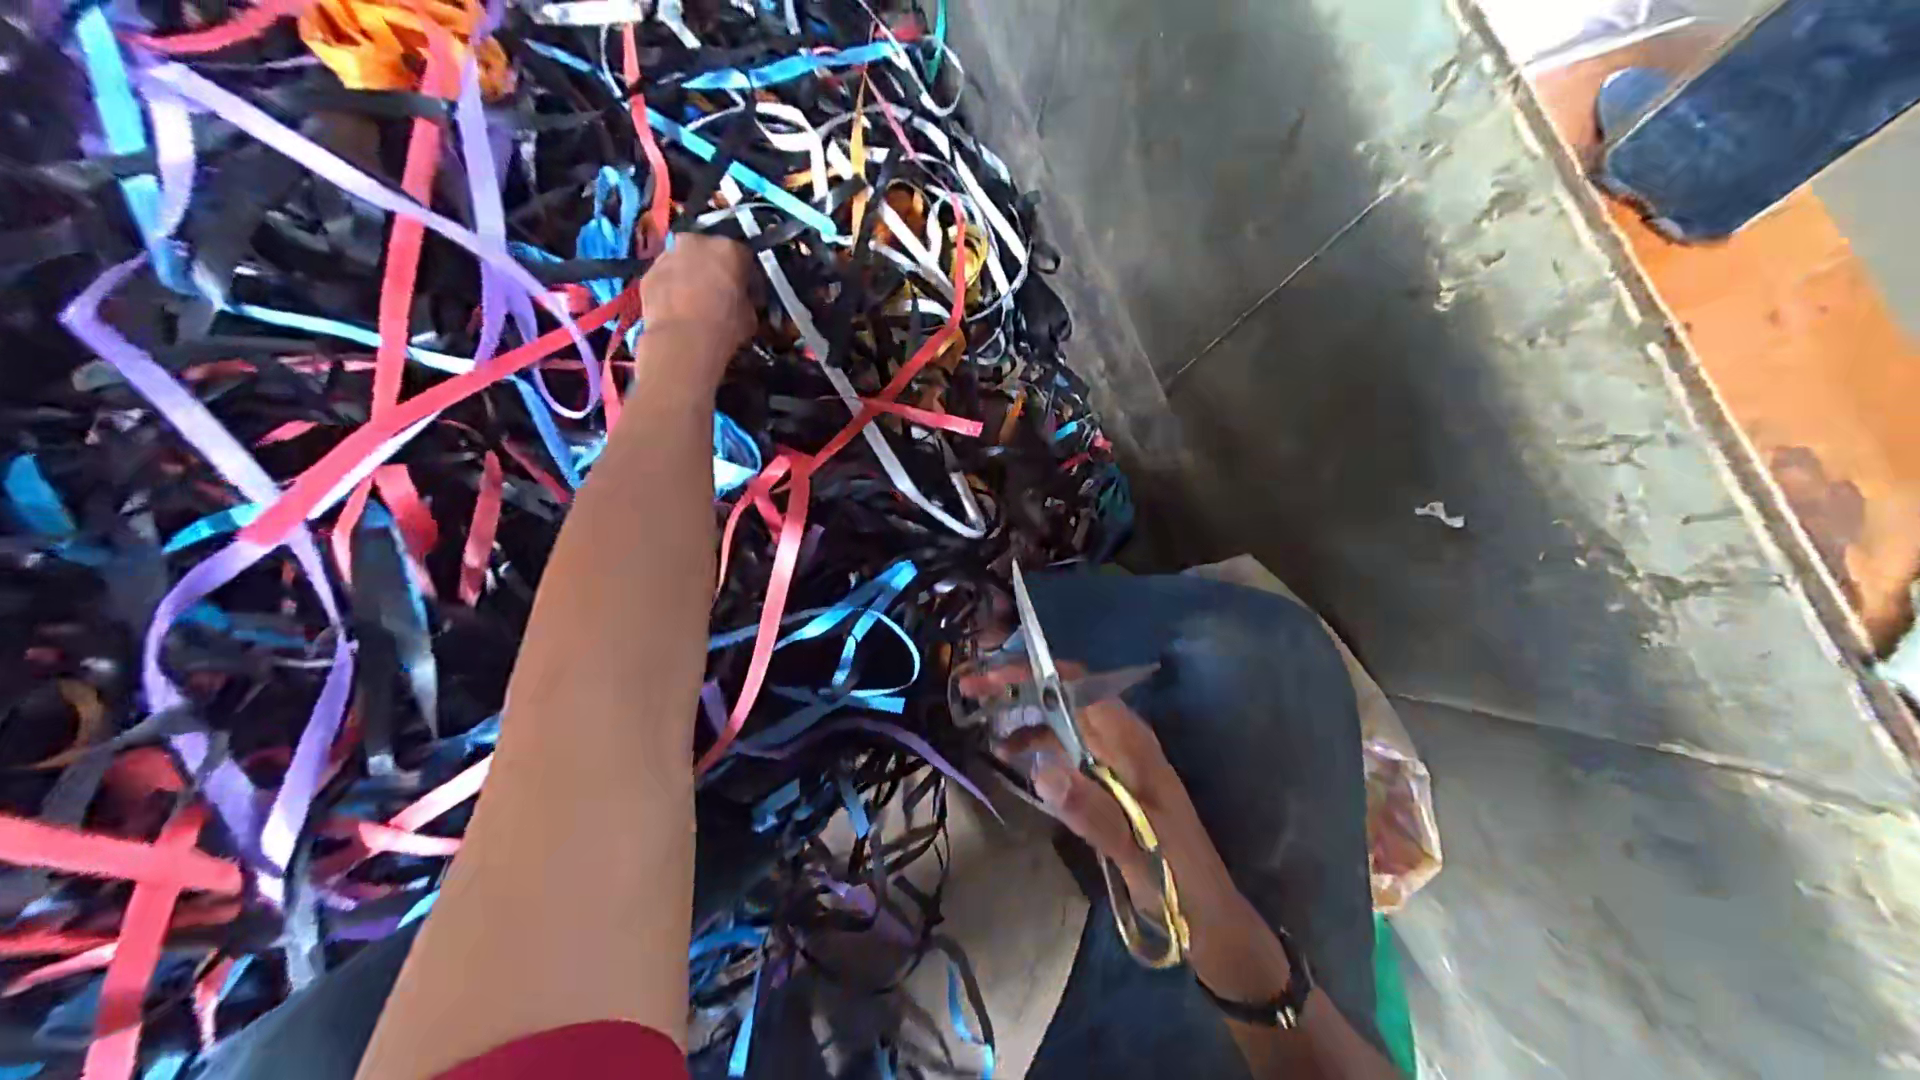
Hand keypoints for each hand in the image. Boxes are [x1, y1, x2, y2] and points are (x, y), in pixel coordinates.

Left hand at [639, 234, 757, 358]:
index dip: (746, 277)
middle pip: (708, 251)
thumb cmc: (726, 325)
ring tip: (693, 301)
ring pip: (682, 261)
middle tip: (718, 293)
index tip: (747, 293)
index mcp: (729, 249)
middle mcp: (697, 242)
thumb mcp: (751, 315)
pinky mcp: (648, 273)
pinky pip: (665, 277)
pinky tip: (676, 308)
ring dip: (689, 275)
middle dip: (713, 269)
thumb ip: (746, 300)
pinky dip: (670, 288)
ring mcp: (668, 255)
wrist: (683, 340)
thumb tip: (741, 301)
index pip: (743, 258)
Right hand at [961, 661, 1179, 883]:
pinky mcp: (1109, 778)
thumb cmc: (1174, 876)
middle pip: (1066, 696)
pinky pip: (1067, 746)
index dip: (1034, 675)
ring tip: (982, 719)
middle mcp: (1122, 738)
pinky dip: (1037, 743)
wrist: (1207, 912)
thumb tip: (1042, 771)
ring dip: (1024, 714)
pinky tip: (1012, 756)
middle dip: (1020, 687)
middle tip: (973, 689)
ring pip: (1063, 720)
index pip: (1079, 687)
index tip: (992, 677)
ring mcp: (1115, 757)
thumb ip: (1091, 810)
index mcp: (1131, 741)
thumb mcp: (1133, 847)